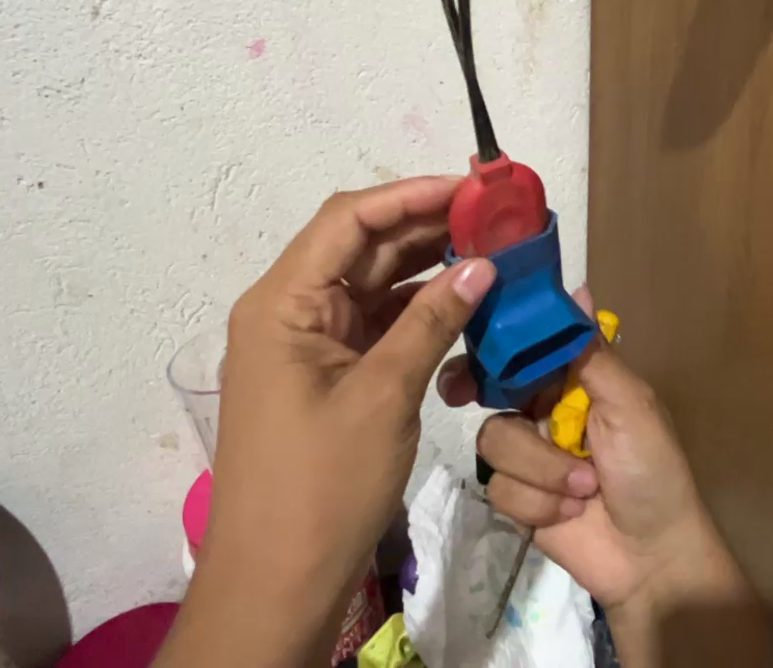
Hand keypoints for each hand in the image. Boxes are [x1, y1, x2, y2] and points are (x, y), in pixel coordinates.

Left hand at [159, 177, 496, 667]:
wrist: (280, 582)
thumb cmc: (322, 485)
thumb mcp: (385, 394)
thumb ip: (433, 320)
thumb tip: (485, 264)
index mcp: (284, 303)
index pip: (348, 220)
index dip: (411, 195)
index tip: (471, 190)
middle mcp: (292, 309)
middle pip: (363, 244)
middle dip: (427, 225)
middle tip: (493, 216)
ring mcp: (312, 341)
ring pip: (375, 280)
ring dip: (428, 264)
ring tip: (491, 247)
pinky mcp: (332, 369)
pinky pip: (380, 319)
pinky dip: (421, 306)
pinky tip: (468, 298)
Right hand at [440, 294, 772, 666]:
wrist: (651, 557)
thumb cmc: (651, 468)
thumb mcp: (630, 403)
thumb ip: (593, 353)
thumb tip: (579, 287)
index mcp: (576, 379)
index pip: (528, 344)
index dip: (499, 336)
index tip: (472, 327)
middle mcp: (546, 408)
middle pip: (493, 384)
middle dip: (478, 388)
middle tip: (460, 391)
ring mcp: (529, 453)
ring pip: (496, 438)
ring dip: (542, 468)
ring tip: (583, 487)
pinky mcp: (518, 497)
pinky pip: (501, 486)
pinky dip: (538, 501)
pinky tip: (569, 513)